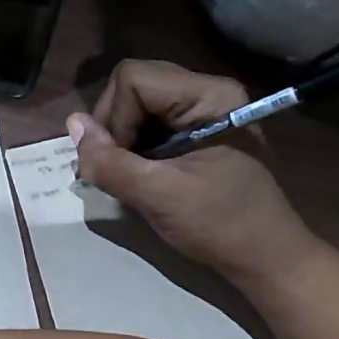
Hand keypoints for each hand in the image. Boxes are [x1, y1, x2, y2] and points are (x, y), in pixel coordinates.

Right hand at [69, 60, 317, 285]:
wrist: (266, 259)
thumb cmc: (220, 225)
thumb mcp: (158, 195)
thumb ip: (111, 161)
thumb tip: (72, 125)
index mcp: (208, 96)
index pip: (133, 79)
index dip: (114, 118)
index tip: (118, 162)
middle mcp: (206, 91)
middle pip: (134, 85)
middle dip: (114, 125)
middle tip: (117, 167)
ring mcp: (203, 110)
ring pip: (137, 104)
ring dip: (122, 138)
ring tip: (129, 174)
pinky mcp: (197, 130)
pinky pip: (150, 121)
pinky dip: (134, 145)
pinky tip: (140, 173)